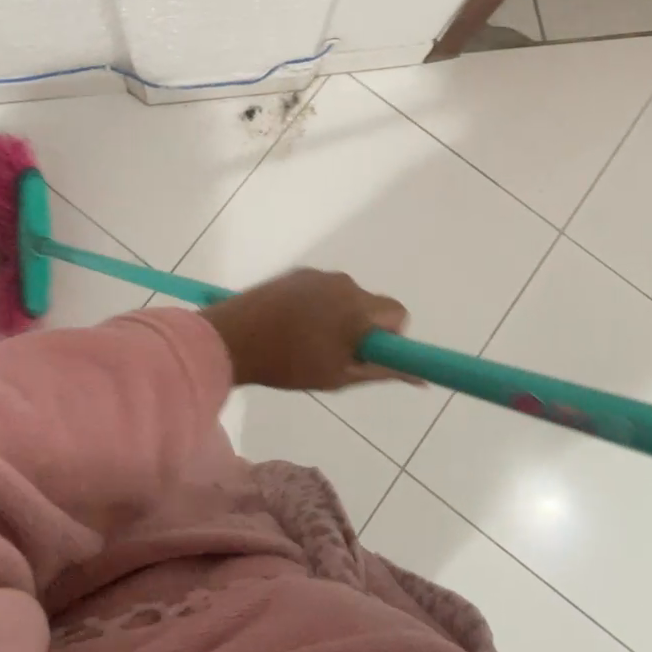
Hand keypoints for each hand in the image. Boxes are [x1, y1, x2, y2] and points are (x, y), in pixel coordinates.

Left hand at [200, 268, 415, 391]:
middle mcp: (343, 282)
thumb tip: (420, 378)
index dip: (390, 336)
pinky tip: (291, 327)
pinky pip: (323, 290)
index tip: (368, 353)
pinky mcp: (296, 273)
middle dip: (362, 328)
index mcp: (358, 307)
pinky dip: (317, 307)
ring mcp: (317, 274)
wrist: (230, 337)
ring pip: (346, 298)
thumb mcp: (340, 377)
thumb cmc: (288, 364)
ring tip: (306, 343)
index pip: (398, 314)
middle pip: (371, 305)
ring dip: (338, 318)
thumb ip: (383, 372)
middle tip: (335, 355)